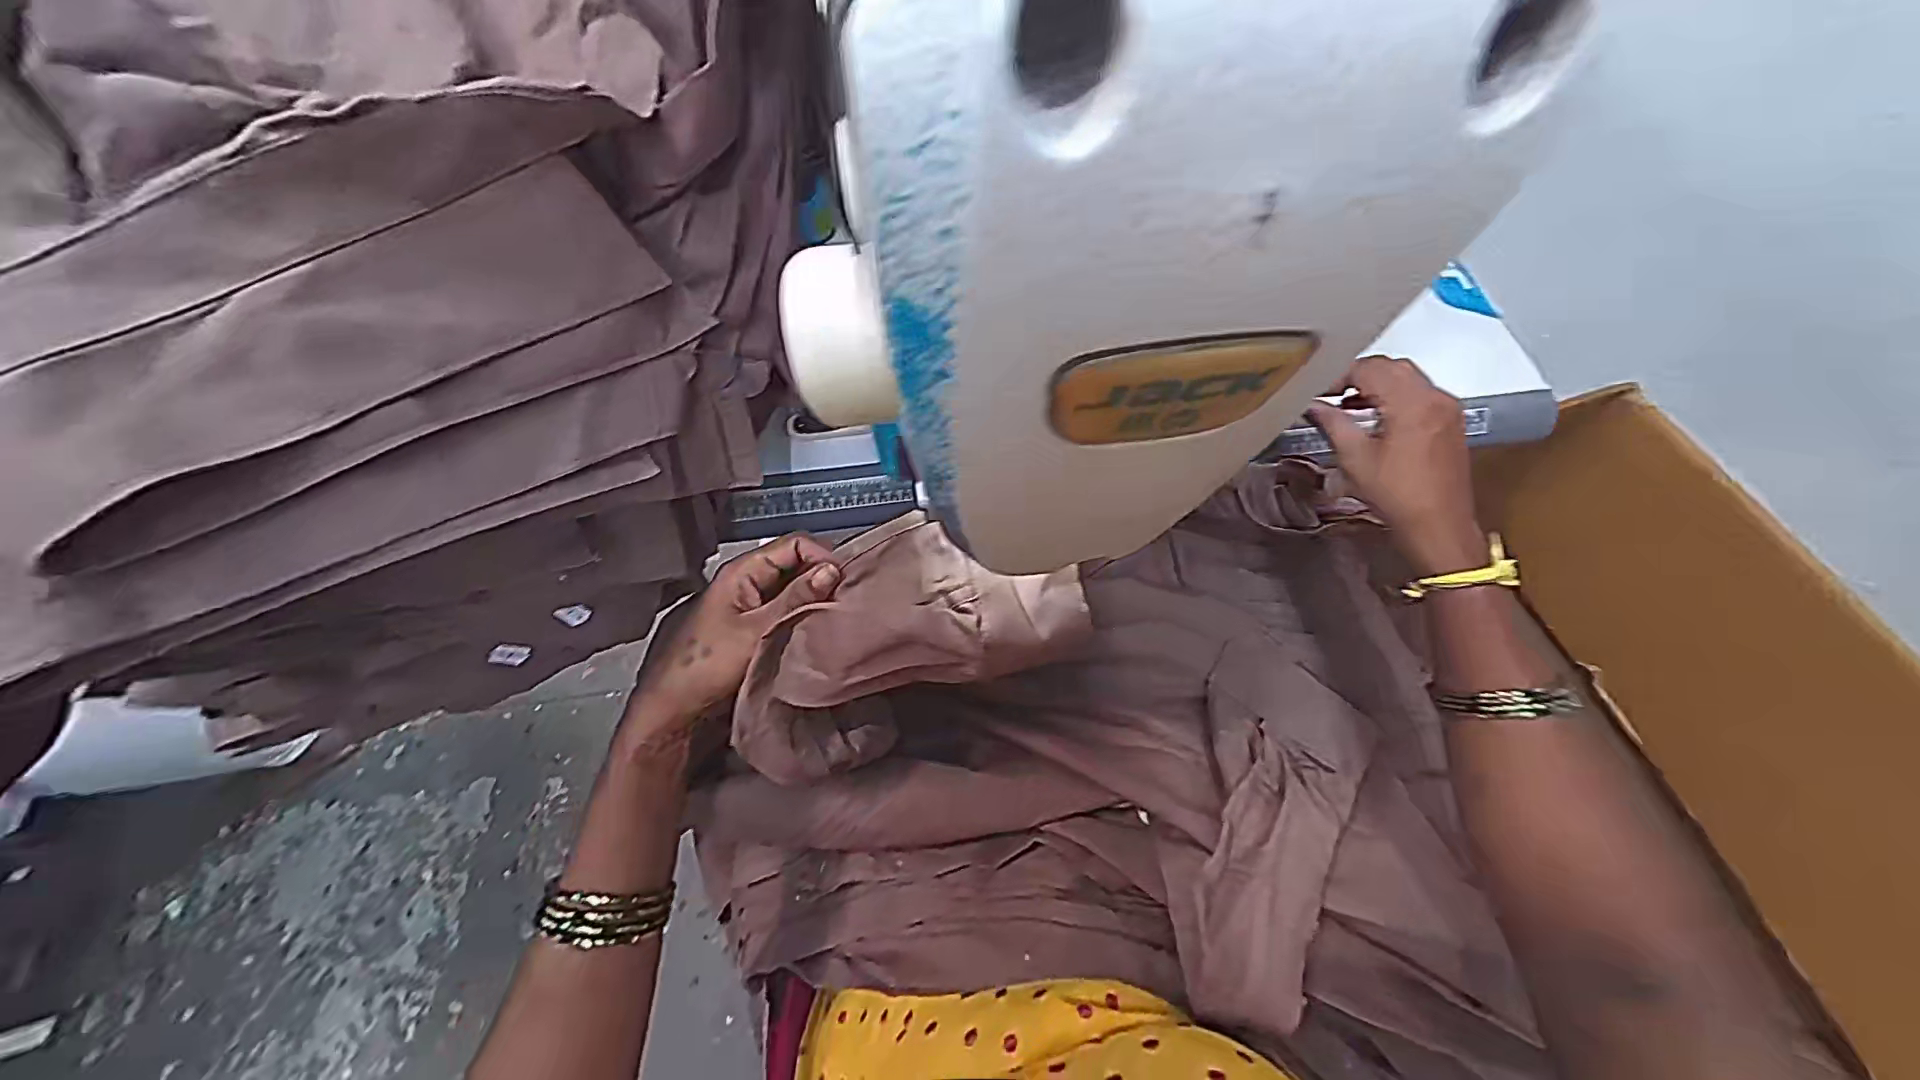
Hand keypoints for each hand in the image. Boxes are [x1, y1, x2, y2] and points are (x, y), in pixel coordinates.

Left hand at [626, 534, 841, 742]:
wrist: (675, 707)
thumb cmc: (708, 665)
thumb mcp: (757, 629)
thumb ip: (796, 599)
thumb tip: (833, 570)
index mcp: (744, 570)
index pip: (795, 544)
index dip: (822, 557)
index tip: (844, 583)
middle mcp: (749, 580)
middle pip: (796, 564)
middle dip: (822, 577)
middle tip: (846, 600)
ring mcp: (752, 603)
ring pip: (794, 588)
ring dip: (815, 599)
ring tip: (837, 615)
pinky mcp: (756, 626)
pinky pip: (787, 610)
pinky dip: (805, 615)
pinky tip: (819, 629)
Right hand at [1306, 355, 1486, 574]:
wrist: (1438, 523)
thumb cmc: (1397, 495)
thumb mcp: (1355, 458)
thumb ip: (1333, 424)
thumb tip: (1315, 406)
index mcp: (1412, 404)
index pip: (1371, 369)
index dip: (1339, 376)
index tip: (1320, 392)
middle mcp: (1435, 398)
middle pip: (1392, 367)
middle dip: (1359, 375)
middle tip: (1331, 394)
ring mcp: (1447, 408)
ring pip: (1408, 377)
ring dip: (1377, 384)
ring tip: (1349, 405)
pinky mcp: (1450, 421)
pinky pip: (1420, 393)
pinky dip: (1395, 395)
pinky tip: (1375, 416)